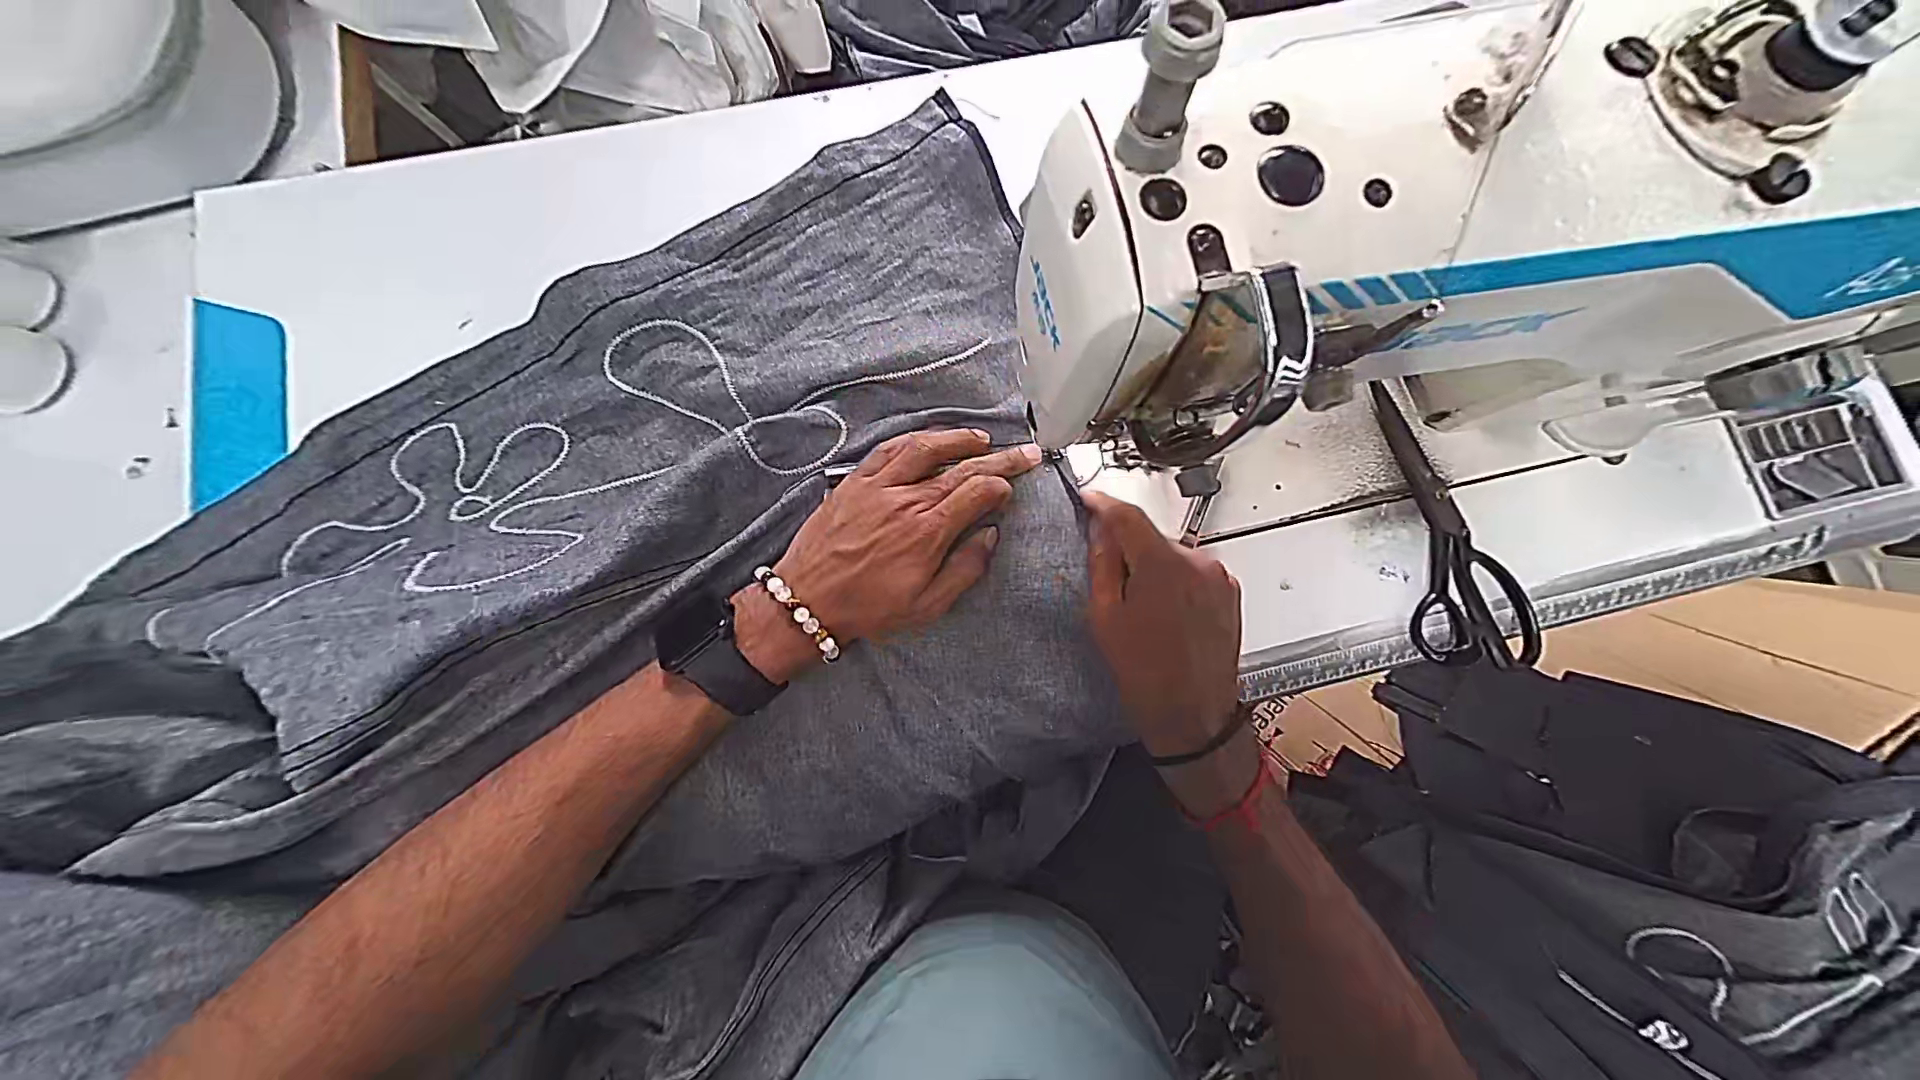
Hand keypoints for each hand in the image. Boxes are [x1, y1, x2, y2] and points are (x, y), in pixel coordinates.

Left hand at [733, 429, 1042, 682]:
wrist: (808, 600)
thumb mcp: (926, 605)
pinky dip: (914, 439)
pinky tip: (928, 439)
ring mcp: (878, 487)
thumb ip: (965, 568)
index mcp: (927, 531)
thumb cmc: (867, 607)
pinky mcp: (855, 482)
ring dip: (957, 439)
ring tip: (981, 438)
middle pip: (962, 468)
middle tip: (1023, 453)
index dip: (1002, 485)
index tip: (1011, 488)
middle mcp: (906, 501)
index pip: (977, 491)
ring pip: (926, 448)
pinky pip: (889, 449)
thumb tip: (989, 536)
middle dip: (999, 458)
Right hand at [1084, 491, 1245, 763]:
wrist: (1192, 715)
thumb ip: (1102, 564)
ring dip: (1153, 564)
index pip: (1127, 515)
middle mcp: (1197, 564)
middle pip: (1151, 534)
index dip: (1103, 503)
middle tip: (1110, 576)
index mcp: (1162, 566)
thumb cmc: (1149, 676)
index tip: (1090, 498)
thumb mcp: (1105, 617)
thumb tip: (1100, 532)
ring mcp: (1217, 578)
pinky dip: (1174, 579)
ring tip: (1141, 607)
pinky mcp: (1228, 591)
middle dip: (1128, 546)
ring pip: (1172, 552)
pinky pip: (1192, 570)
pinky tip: (1163, 612)